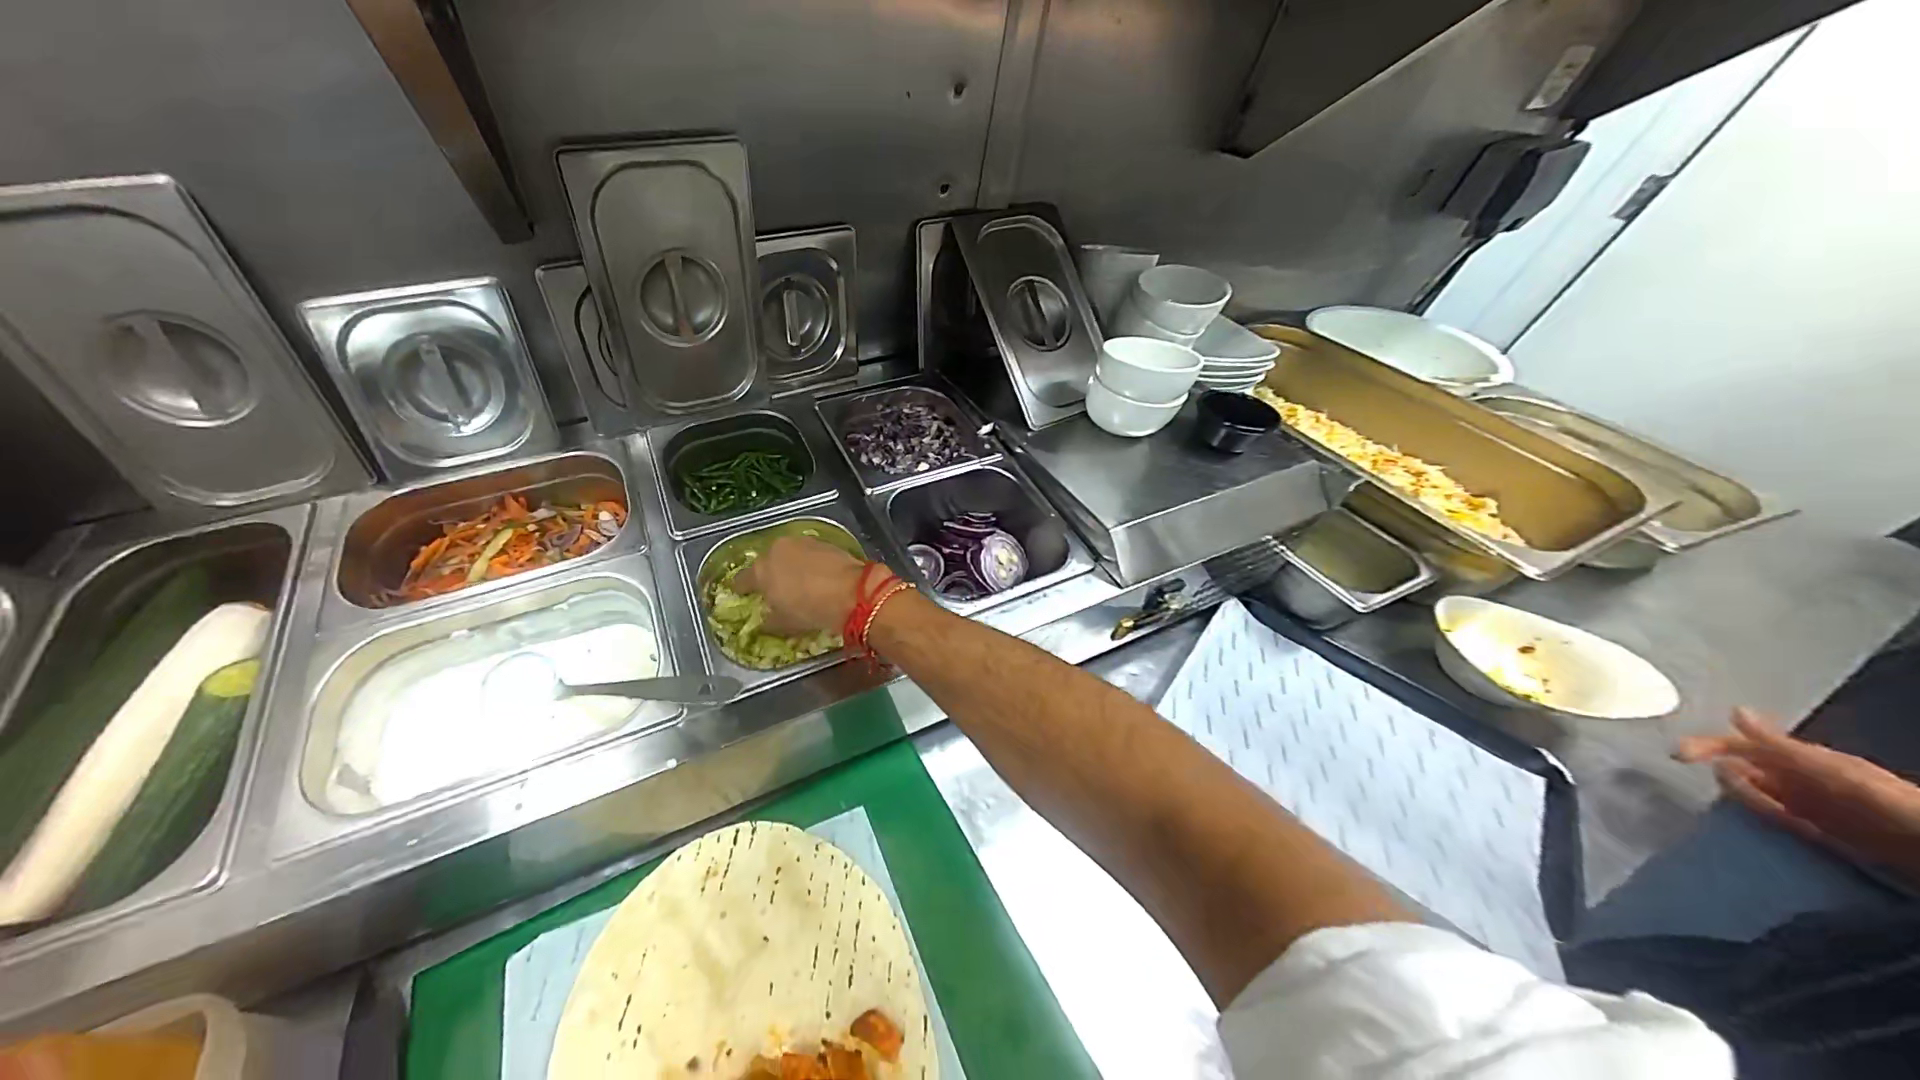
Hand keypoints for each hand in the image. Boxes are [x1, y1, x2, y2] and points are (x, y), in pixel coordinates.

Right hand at [733, 535, 871, 635]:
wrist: (852, 592)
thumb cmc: (810, 609)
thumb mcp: (784, 623)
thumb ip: (769, 621)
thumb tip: (764, 622)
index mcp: (760, 569)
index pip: (742, 580)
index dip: (742, 589)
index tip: (744, 594)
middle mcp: (777, 549)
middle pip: (766, 562)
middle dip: (769, 574)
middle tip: (775, 589)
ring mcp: (802, 542)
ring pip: (789, 554)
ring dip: (791, 565)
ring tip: (799, 581)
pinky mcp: (824, 541)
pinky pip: (810, 554)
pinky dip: (811, 563)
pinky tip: (818, 575)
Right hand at [1676, 707, 1919, 883]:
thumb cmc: (1887, 804)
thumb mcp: (1836, 772)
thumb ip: (1783, 746)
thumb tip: (1733, 710)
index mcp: (1802, 759)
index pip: (1741, 745)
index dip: (1709, 746)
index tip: (1677, 754)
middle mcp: (1798, 777)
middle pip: (1743, 770)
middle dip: (1733, 781)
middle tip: (1756, 803)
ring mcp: (1807, 804)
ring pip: (1755, 795)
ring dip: (1752, 803)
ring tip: (1787, 821)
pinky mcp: (1818, 831)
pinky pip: (1777, 820)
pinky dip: (1768, 821)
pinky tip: (1777, 828)